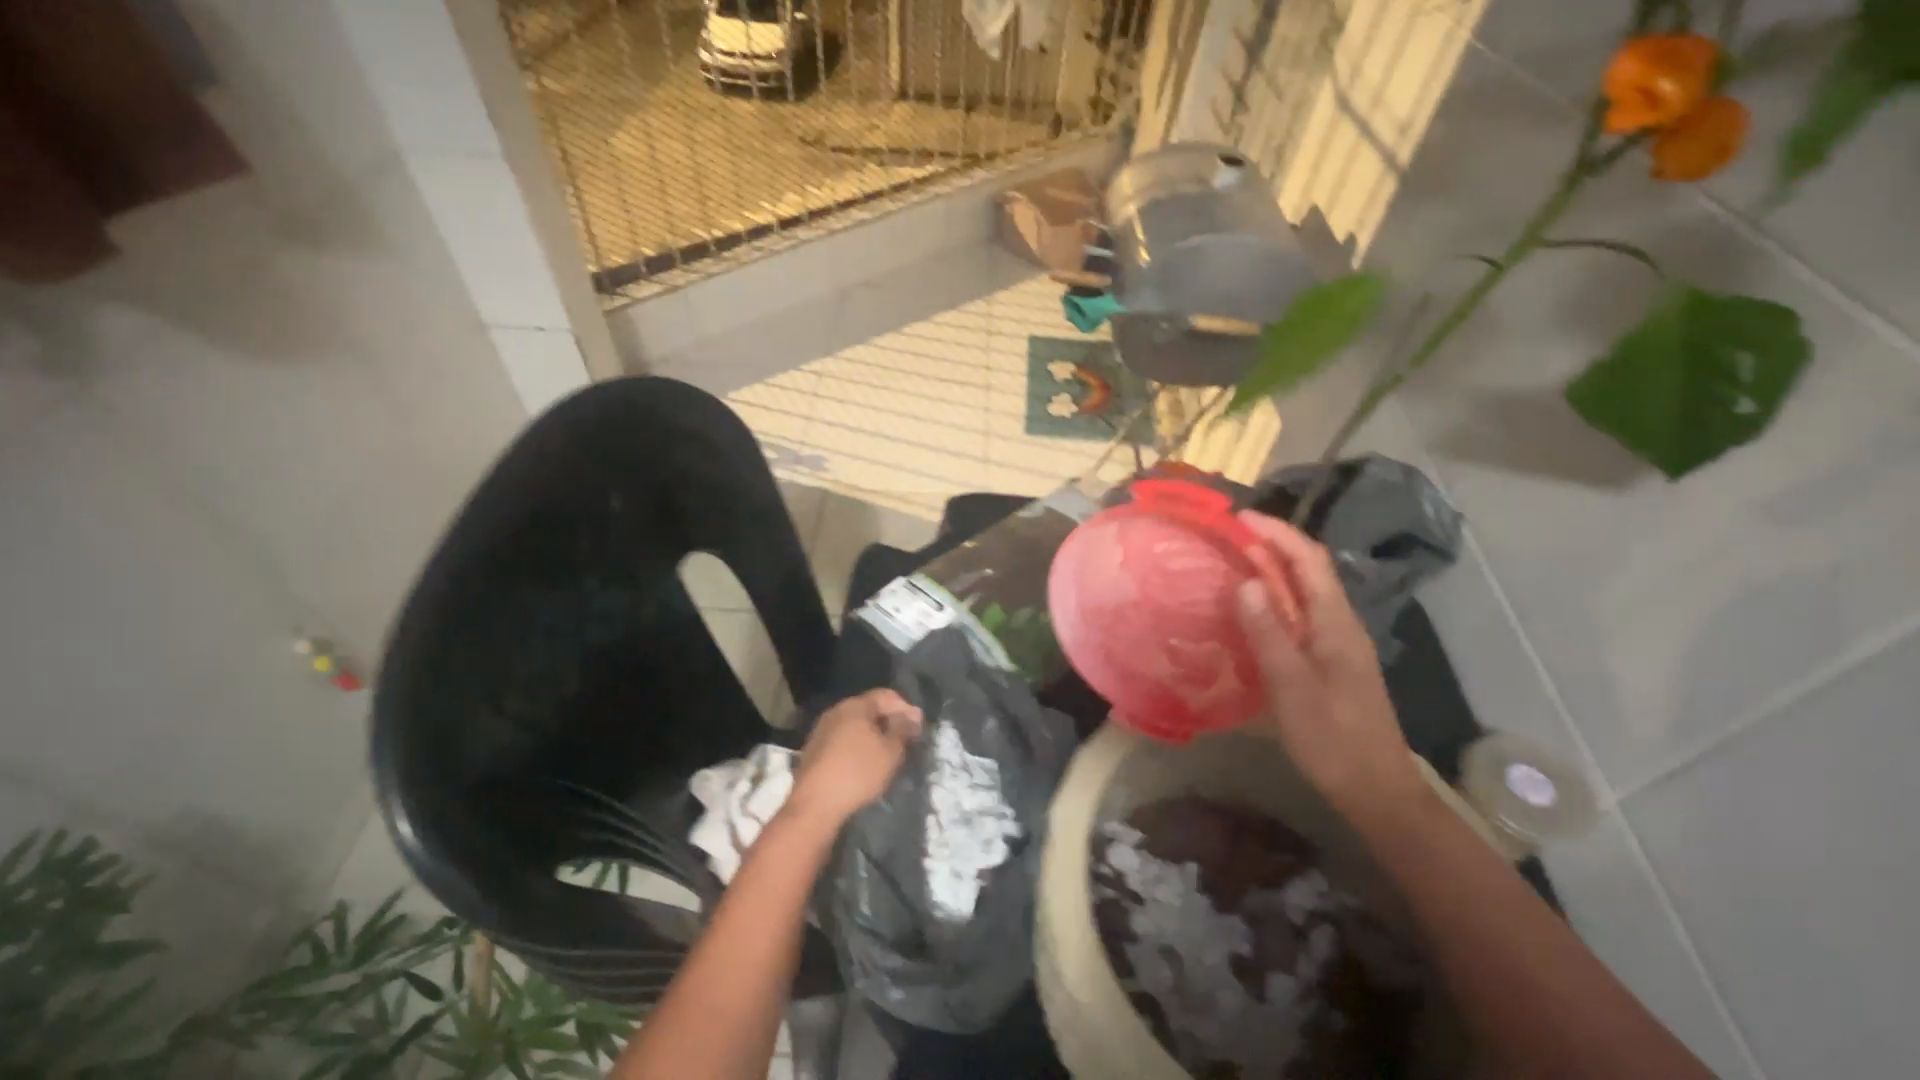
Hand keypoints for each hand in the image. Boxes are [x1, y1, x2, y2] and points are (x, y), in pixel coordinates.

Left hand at [786, 689, 923, 828]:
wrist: (815, 804)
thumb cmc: (858, 772)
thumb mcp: (890, 751)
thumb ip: (904, 729)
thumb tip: (913, 714)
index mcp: (854, 705)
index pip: (886, 696)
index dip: (906, 708)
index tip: (919, 728)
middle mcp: (835, 711)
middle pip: (869, 708)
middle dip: (890, 721)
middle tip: (906, 740)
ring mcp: (821, 730)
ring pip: (855, 725)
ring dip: (873, 735)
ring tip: (888, 753)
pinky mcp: (814, 749)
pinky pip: (843, 739)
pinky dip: (858, 745)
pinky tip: (865, 762)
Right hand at [1234, 512, 1424, 818]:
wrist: (1375, 789)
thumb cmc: (1333, 739)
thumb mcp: (1292, 687)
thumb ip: (1269, 634)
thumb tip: (1245, 582)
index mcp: (1336, 623)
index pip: (1309, 559)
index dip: (1276, 533)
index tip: (1236, 518)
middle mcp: (1341, 624)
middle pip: (1308, 570)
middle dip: (1271, 546)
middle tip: (1225, 540)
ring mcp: (1338, 645)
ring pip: (1305, 594)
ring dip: (1271, 574)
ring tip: (1230, 569)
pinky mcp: (1331, 664)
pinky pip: (1301, 618)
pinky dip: (1274, 604)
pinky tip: (1249, 618)